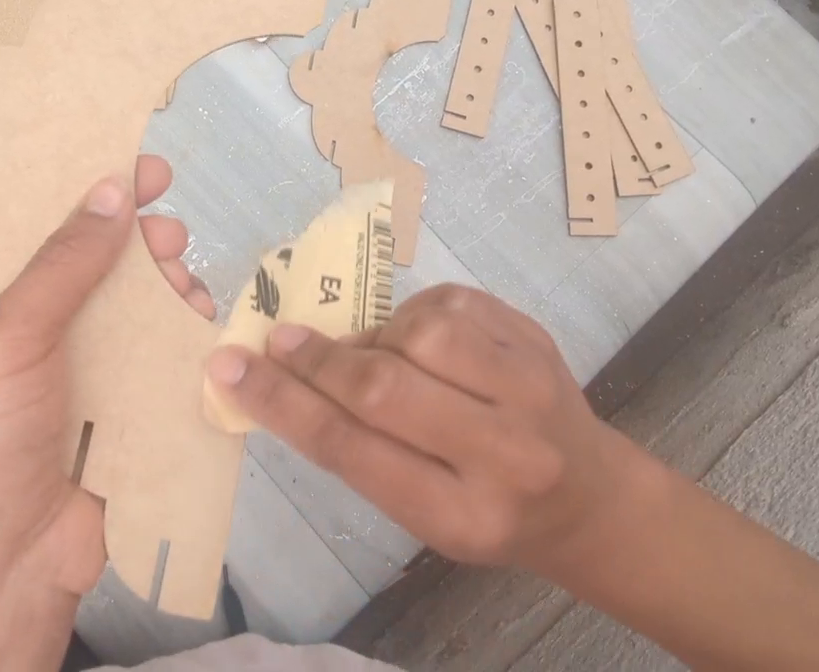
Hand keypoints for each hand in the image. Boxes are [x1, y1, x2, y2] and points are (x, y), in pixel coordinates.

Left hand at [0, 157, 212, 670]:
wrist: (5, 564)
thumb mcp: (10, 338)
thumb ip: (64, 263)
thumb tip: (112, 190)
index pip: (34, 219)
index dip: (83, 184)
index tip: (140, 166)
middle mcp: (32, 320)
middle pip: (92, 254)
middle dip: (133, 236)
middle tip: (168, 233)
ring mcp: (78, 360)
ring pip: (130, 296)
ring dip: (161, 277)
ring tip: (181, 278)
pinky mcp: (116, 396)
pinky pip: (153, 344)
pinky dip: (178, 322)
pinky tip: (197, 314)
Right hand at [205, 283, 632, 572]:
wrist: (587, 497)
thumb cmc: (486, 512)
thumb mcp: (420, 509)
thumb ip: (360, 445)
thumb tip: (292, 368)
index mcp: (458, 516)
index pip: (351, 450)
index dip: (281, 403)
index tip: (230, 367)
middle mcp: (502, 455)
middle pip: (382, 388)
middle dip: (316, 359)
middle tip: (280, 341)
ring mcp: (529, 389)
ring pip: (420, 333)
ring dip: (375, 336)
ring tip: (373, 351)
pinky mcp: (535, 339)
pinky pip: (451, 302)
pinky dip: (415, 313)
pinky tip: (418, 336)